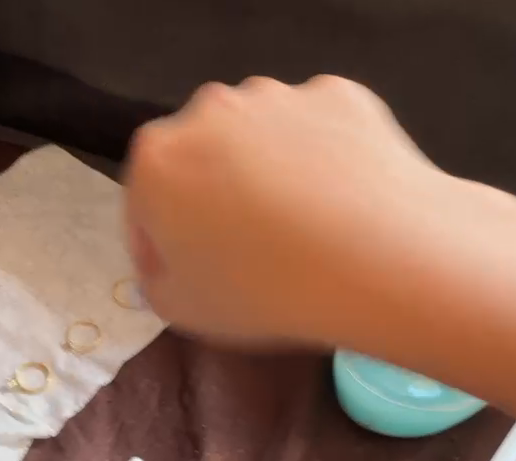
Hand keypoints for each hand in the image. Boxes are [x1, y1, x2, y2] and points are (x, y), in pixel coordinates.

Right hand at [124, 75, 507, 348]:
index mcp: (155, 162)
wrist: (375, 259)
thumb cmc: (256, 290)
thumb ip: (155, 279)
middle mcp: (208, 112)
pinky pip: (308, 134)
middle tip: (232, 253)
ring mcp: (277, 97)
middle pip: (194, 164)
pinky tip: (326, 208)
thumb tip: (168, 263)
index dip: (155, 247)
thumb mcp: (176, 309)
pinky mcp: (338, 95)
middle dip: (204, 203)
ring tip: (287, 231)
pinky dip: (310, 163)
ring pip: (251, 143)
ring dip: (256, 178)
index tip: (178, 275)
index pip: (140, 206)